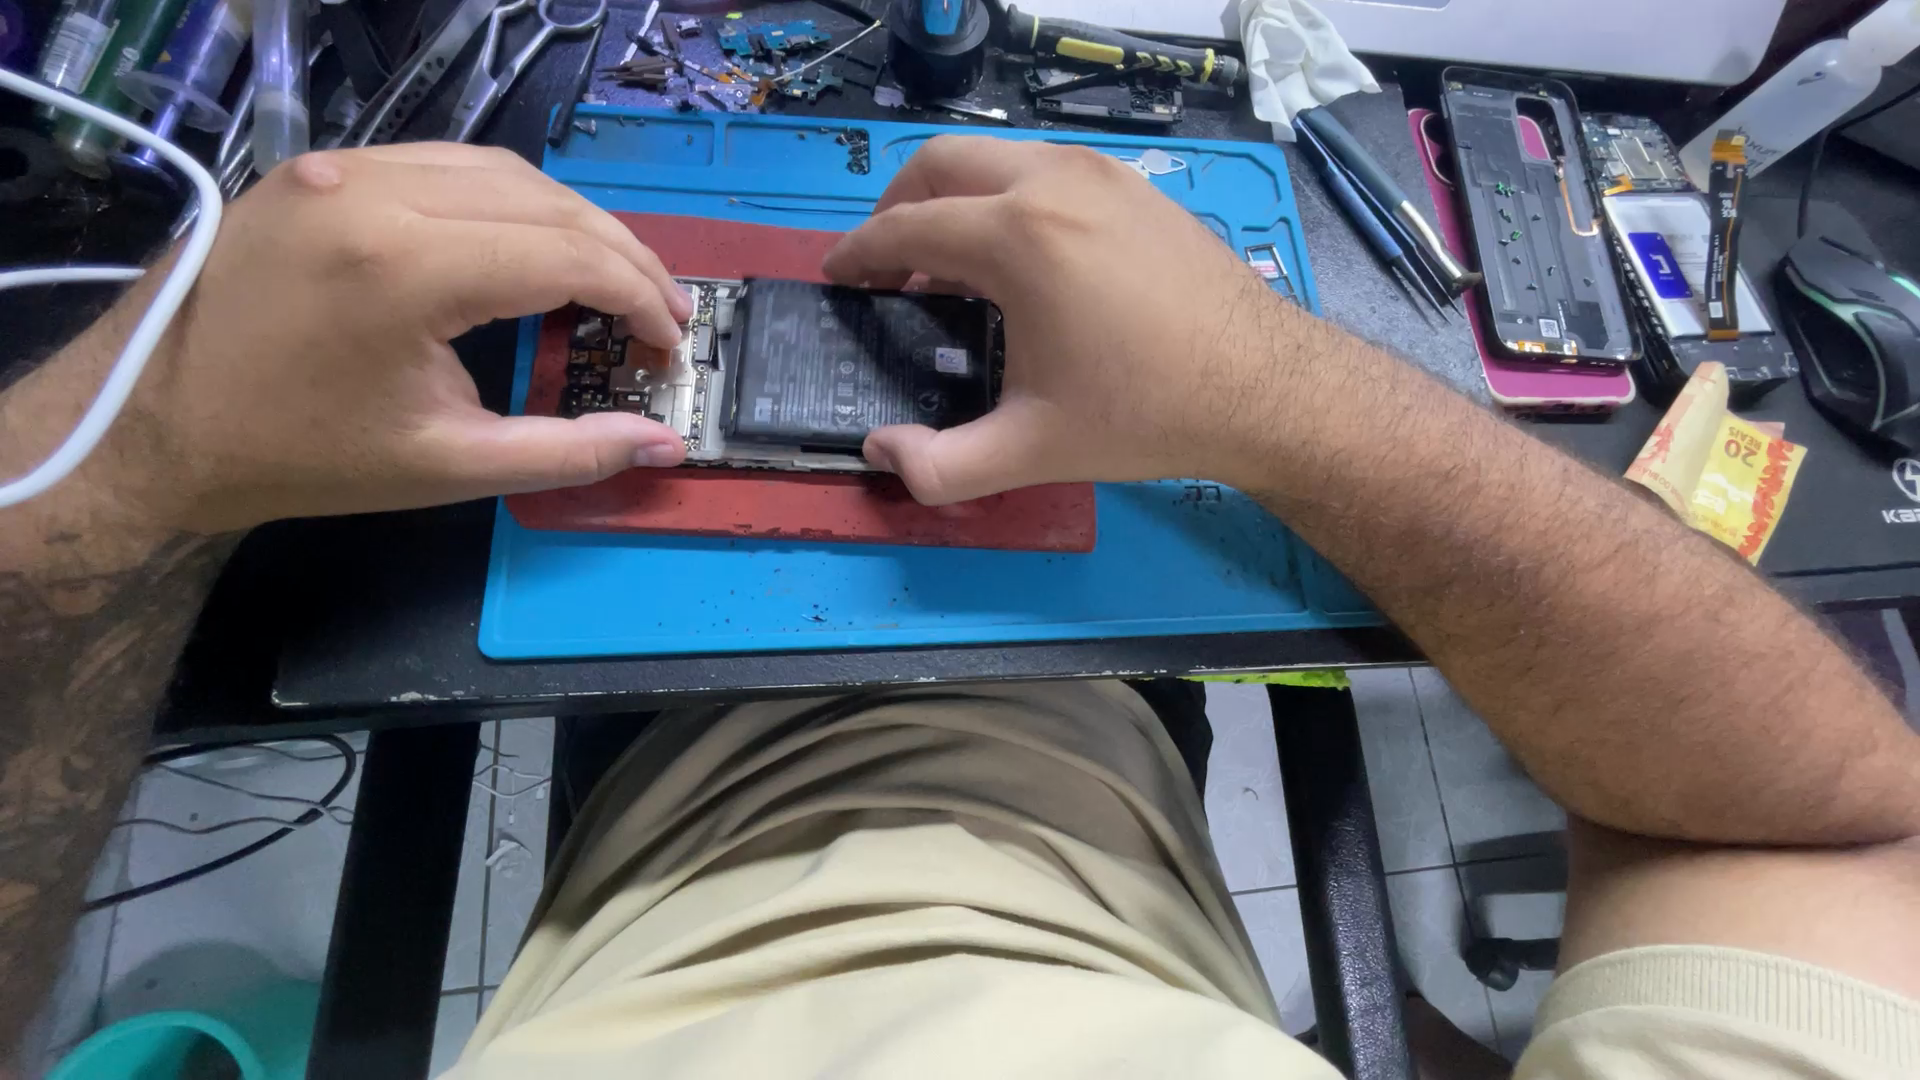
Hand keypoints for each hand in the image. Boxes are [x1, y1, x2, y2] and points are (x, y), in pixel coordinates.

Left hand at [17, 143, 694, 534]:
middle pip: (552, 204)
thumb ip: (577, 452)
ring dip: (580, 226)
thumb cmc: (311, 455)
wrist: (153, 424)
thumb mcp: (458, 467)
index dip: (641, 300)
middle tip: (665, 315)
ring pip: (509, 173)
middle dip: (627, 260)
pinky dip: (522, 205)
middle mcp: (373, 190)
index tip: (669, 345)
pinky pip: (455, 166)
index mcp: (405, 266)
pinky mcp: (326, 170)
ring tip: (618, 281)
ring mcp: (342, 169)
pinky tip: (541, 248)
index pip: (570, 256)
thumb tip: (669, 444)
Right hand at [822, 135, 1307, 503]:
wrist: (1263, 389)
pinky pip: (1045, 170)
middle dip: (896, 207)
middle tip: (883, 262)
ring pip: (996, 158)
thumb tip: (879, 454)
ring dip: (952, 198)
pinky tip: (1017, 256)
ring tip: (944, 263)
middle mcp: (1054, 181)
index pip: (908, 228)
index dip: (859, 253)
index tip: (837, 274)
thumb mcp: (1031, 452)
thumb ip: (940, 467)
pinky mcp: (1137, 187)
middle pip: (941, 163)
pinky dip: (1005, 197)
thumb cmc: (1143, 415)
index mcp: (1018, 237)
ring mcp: (1103, 174)